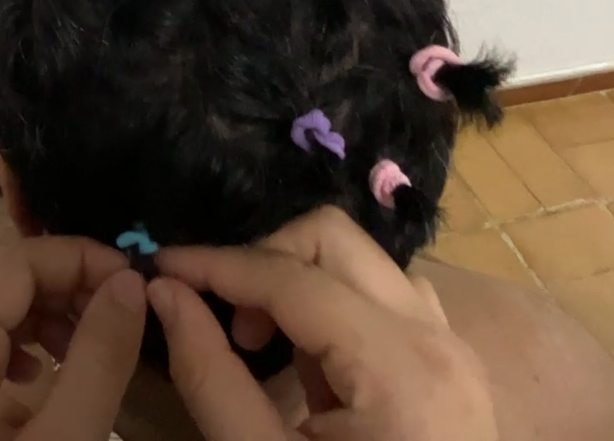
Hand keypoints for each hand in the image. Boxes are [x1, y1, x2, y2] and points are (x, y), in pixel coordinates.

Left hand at [0, 236, 147, 440]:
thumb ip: (99, 357)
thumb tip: (130, 281)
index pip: (16, 261)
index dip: (77, 258)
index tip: (133, 280)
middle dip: (65, 285)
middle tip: (120, 313)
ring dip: (44, 314)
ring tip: (90, 347)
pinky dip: (18, 346)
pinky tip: (44, 378)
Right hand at [147, 207, 497, 440]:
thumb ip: (209, 375)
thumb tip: (163, 292)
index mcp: (399, 371)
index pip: (289, 277)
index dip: (214, 263)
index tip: (160, 266)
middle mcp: (435, 338)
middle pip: (330, 237)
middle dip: (261, 260)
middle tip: (228, 319)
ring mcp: (452, 345)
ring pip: (357, 256)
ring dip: (297, 277)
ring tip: (266, 343)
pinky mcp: (452, 360)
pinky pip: (382, 289)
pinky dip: (332, 299)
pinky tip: (315, 360)